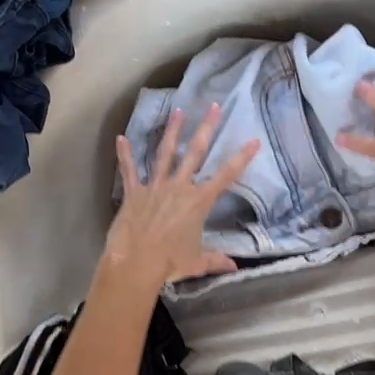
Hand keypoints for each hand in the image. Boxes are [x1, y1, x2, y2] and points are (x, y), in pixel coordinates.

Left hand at [105, 105, 260, 285]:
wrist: (137, 262)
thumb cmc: (170, 263)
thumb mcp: (197, 262)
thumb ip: (216, 261)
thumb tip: (235, 268)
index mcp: (198, 202)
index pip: (226, 176)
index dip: (241, 158)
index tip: (254, 141)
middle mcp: (179, 187)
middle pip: (195, 152)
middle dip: (206, 128)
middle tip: (213, 106)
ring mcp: (155, 187)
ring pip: (165, 153)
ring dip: (172, 131)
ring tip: (179, 110)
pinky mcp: (134, 192)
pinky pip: (129, 169)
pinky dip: (124, 154)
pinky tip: (121, 137)